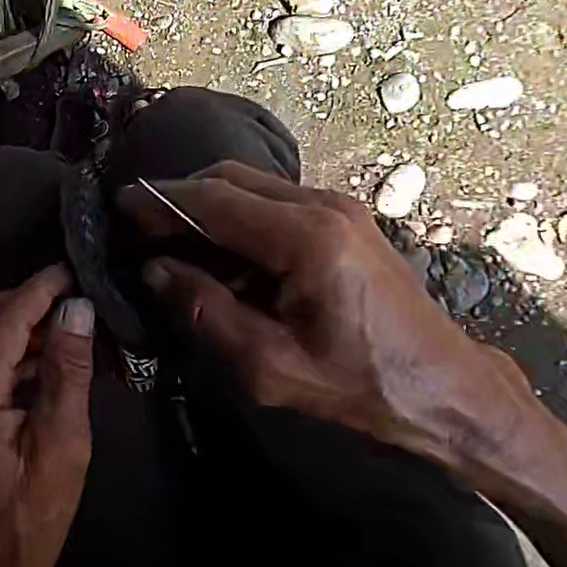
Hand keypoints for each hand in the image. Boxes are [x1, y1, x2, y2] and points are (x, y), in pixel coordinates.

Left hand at [0, 265, 94, 566]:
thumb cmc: (31, 518)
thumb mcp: (62, 444)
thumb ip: (67, 372)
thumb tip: (77, 309)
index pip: (7, 317)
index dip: (41, 287)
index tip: (77, 266)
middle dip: (33, 299)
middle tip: (82, 292)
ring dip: (29, 324)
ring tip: (77, 321)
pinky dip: (21, 350)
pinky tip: (56, 356)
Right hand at [118, 162, 532, 472]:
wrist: (446, 388)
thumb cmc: (360, 385)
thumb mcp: (270, 366)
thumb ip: (207, 311)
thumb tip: (157, 270)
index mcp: (305, 239)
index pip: (213, 202)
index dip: (161, 201)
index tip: (120, 204)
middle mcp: (323, 206)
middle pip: (230, 178)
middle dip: (179, 197)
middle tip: (140, 226)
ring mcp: (339, 208)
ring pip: (252, 185)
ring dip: (208, 208)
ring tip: (175, 246)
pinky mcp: (345, 220)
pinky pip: (275, 202)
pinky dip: (237, 219)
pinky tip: (223, 257)